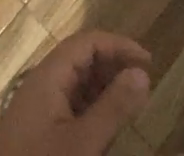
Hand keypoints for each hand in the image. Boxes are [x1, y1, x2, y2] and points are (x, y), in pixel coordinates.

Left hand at [0, 30, 152, 155]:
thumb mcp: (84, 142)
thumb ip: (114, 106)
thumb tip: (142, 72)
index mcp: (47, 77)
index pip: (86, 42)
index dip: (118, 45)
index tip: (147, 63)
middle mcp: (39, 85)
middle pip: (80, 59)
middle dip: (113, 65)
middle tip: (142, 82)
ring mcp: (36, 108)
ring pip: (75, 83)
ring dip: (103, 86)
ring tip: (130, 102)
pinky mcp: (36, 130)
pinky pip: (68, 104)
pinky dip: (91, 106)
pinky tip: (106, 124)